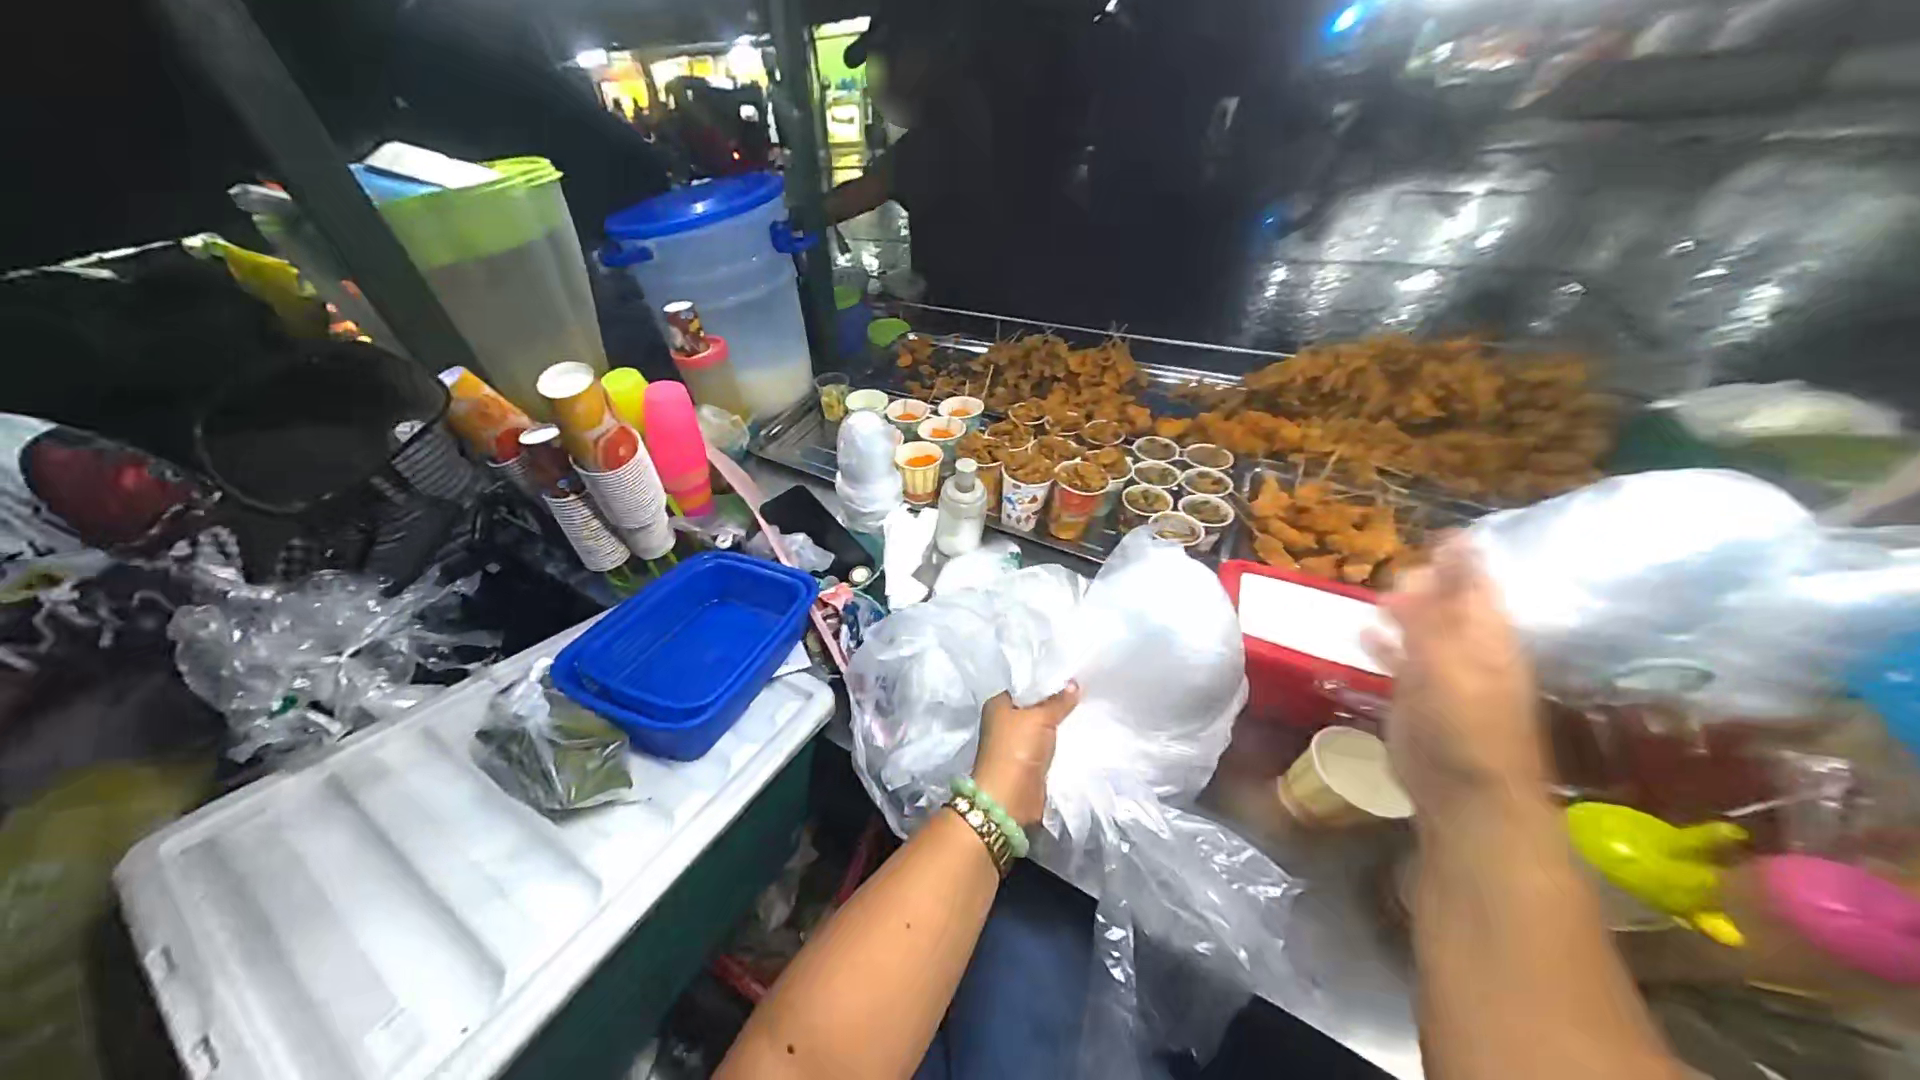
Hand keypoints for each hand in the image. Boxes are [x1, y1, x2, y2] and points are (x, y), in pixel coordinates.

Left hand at [971, 682, 1080, 825]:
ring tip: (1088, 704)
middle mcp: (1005, 719)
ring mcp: (1017, 741)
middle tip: (1085, 687)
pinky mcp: (1029, 759)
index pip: (1024, 683)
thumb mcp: (1039, 717)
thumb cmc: (1017, 748)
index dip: (1046, 678)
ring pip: (1043, 724)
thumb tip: (1074, 683)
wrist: (1009, 798)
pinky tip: (1082, 729)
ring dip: (1061, 720)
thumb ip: (1058, 701)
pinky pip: (1049, 742)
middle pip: (1035, 703)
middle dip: (1057, 699)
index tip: (1071, 672)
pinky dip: (1061, 738)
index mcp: (999, 703)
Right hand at [1364, 539, 1547, 815]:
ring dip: (1402, 611)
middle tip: (1402, 564)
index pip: (1476, 587)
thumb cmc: (1464, 729)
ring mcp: (1440, 674)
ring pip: (1420, 630)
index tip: (1443, 533)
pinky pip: (1396, 658)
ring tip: (1379, 593)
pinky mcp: (1413, 696)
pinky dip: (1382, 643)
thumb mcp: (1447, 668)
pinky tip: (1363, 633)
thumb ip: (1428, 621)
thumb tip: (1414, 571)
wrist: (1463, 794)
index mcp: (1485, 639)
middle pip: (1446, 606)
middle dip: (1427, 583)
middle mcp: (1466, 650)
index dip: (1463, 560)